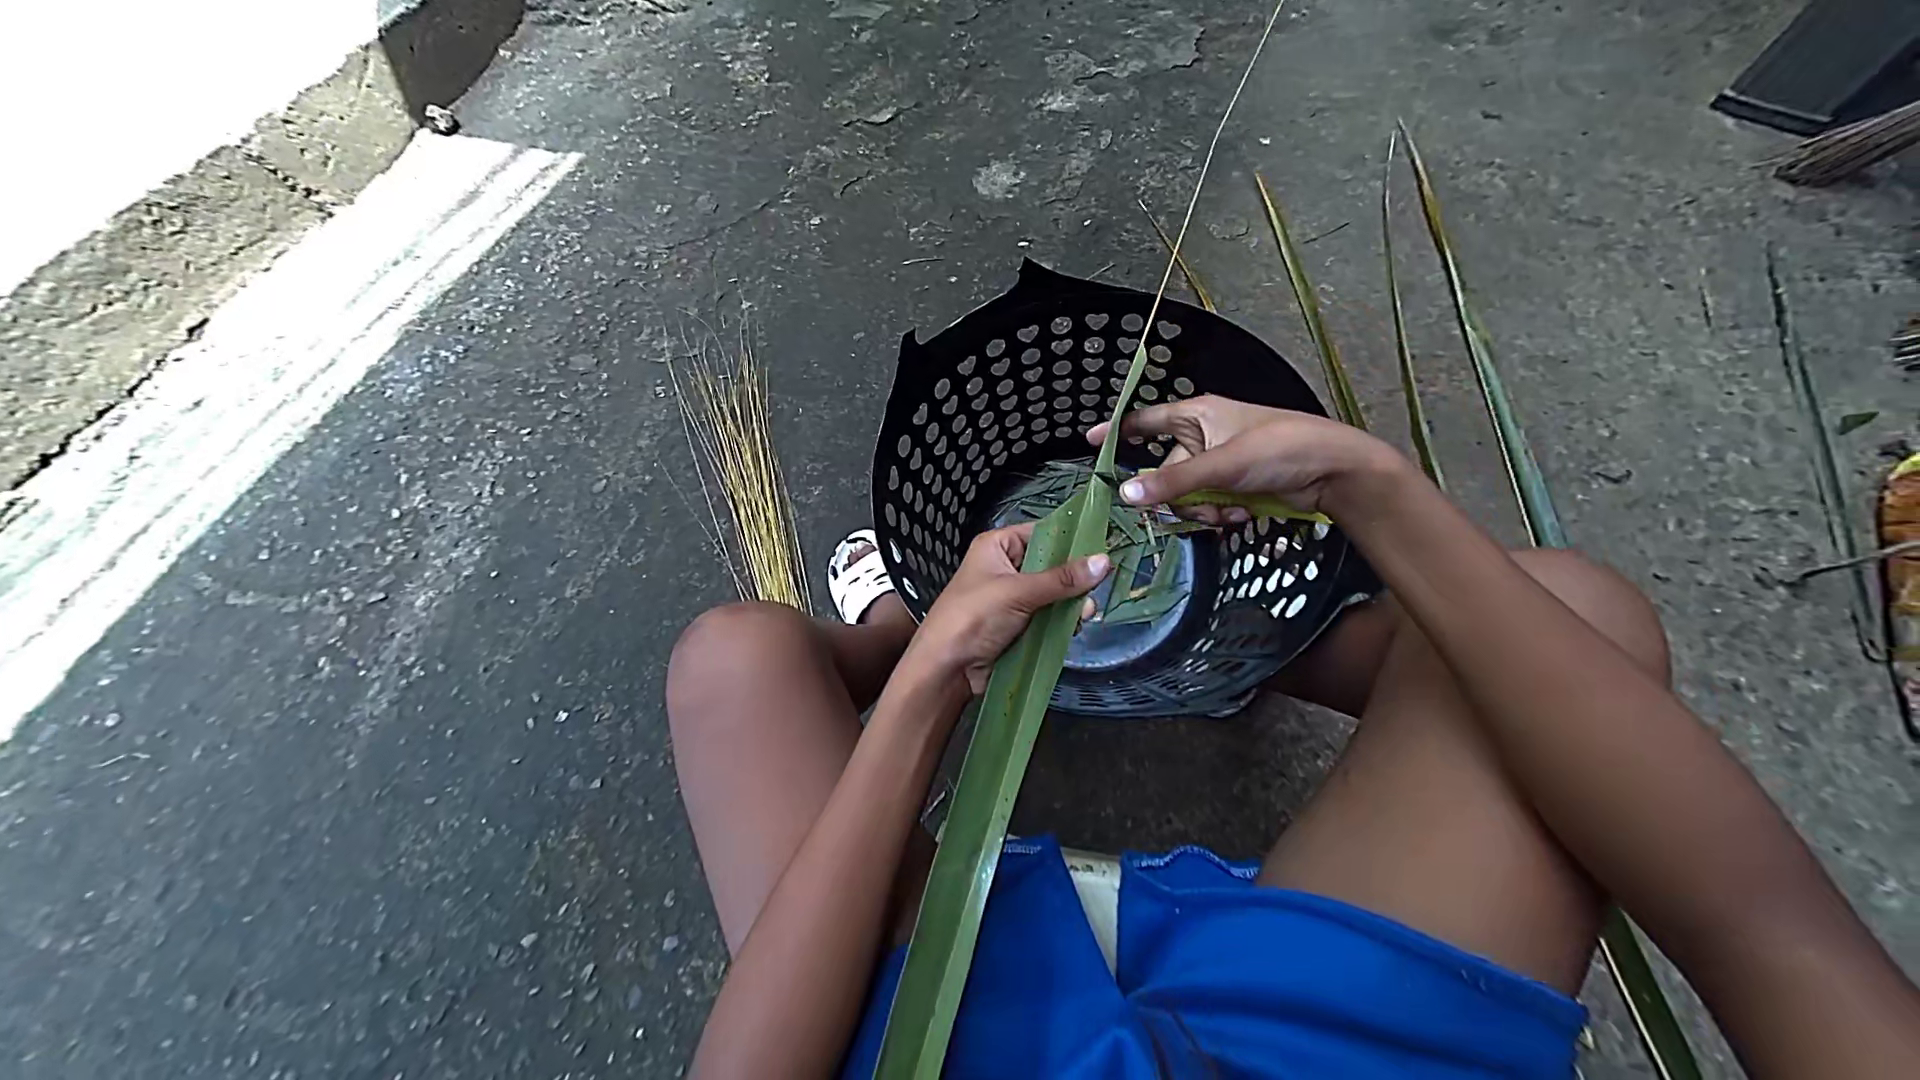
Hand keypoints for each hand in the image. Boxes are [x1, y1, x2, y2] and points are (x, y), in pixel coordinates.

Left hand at [901, 523, 1110, 694]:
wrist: (947, 668)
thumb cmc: (973, 617)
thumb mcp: (1018, 592)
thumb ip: (1062, 579)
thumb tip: (1103, 561)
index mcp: (998, 546)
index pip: (1042, 533)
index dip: (1071, 540)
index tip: (1103, 548)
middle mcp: (1007, 567)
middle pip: (1053, 565)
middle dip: (1075, 578)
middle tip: (1095, 589)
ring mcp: (1014, 597)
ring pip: (1056, 593)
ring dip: (1072, 603)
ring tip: (1085, 613)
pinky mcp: (1021, 623)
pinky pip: (1050, 616)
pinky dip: (1063, 621)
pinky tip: (1075, 627)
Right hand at [1087, 395, 1407, 519]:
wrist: (1334, 471)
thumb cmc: (1279, 449)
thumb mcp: (1222, 465)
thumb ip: (1172, 482)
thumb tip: (1125, 494)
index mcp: (1195, 415)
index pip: (1145, 420)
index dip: (1117, 431)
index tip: (1091, 443)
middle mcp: (1201, 436)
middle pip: (1164, 472)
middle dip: (1180, 497)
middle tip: (1203, 508)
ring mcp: (1216, 463)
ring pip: (1184, 496)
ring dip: (1202, 511)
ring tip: (1230, 513)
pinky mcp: (1231, 485)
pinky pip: (1206, 505)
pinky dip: (1218, 515)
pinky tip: (1241, 515)